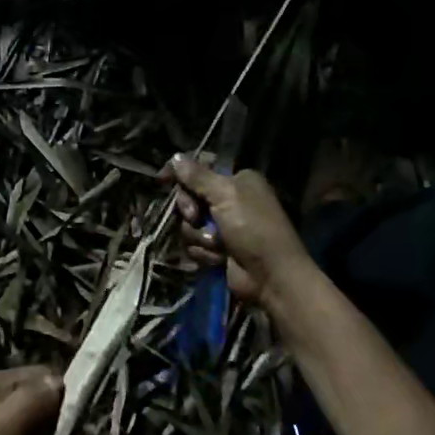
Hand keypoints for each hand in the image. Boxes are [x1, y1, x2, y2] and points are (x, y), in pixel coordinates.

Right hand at [168, 154, 314, 305]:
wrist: (272, 278)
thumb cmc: (254, 228)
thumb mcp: (226, 195)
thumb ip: (198, 176)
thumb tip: (175, 156)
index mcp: (237, 180)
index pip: (200, 168)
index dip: (180, 173)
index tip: (162, 179)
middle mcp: (230, 199)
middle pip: (189, 196)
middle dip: (189, 208)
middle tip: (196, 217)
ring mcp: (223, 226)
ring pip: (189, 223)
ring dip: (199, 235)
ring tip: (216, 244)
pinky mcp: (218, 250)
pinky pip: (195, 244)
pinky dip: (204, 251)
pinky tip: (218, 258)